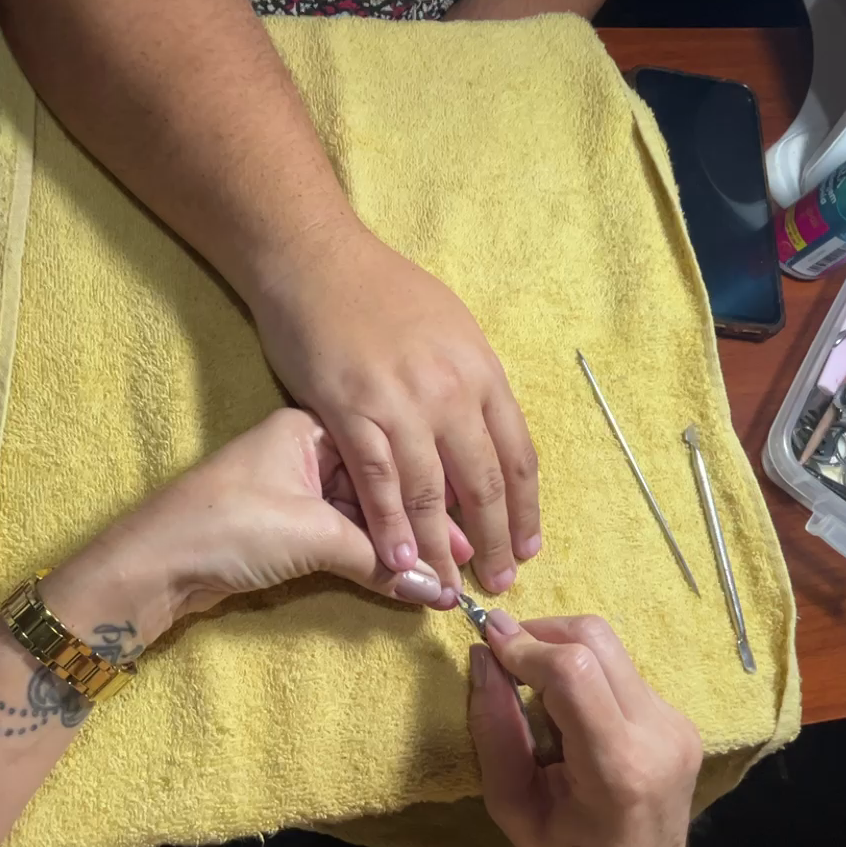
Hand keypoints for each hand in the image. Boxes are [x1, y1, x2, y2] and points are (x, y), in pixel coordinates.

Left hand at [60, 409, 473, 640]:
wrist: (154, 564)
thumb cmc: (229, 525)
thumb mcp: (309, 534)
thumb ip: (377, 561)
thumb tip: (436, 589)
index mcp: (312, 429)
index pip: (388, 453)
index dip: (430, 494)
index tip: (472, 529)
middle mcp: (310, 452)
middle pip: (382, 486)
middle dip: (423, 525)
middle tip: (470, 558)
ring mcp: (298, 490)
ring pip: (366, 516)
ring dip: (402, 546)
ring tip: (448, 571)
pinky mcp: (288, 525)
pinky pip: (345, 537)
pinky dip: (373, 558)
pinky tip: (406, 576)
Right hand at [246, 225, 540, 595]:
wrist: (316, 260)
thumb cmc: (381, 290)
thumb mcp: (448, 327)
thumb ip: (467, 383)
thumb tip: (480, 432)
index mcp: (480, 371)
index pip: (517, 455)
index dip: (525, 509)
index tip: (529, 546)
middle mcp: (449, 391)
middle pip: (484, 482)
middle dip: (495, 540)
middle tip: (499, 582)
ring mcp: (399, 403)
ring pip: (431, 492)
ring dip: (443, 546)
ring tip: (451, 586)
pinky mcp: (350, 412)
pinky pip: (376, 481)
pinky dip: (389, 526)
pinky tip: (399, 561)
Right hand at [467, 611, 706, 846]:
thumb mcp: (510, 803)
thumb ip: (494, 727)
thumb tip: (481, 656)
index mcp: (617, 767)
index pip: (573, 670)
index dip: (523, 645)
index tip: (485, 641)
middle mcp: (657, 733)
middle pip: (594, 639)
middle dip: (539, 632)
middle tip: (505, 657)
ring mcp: (674, 721)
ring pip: (607, 644)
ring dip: (558, 648)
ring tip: (532, 687)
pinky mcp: (677, 715)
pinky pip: (617, 666)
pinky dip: (580, 668)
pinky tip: (565, 708)